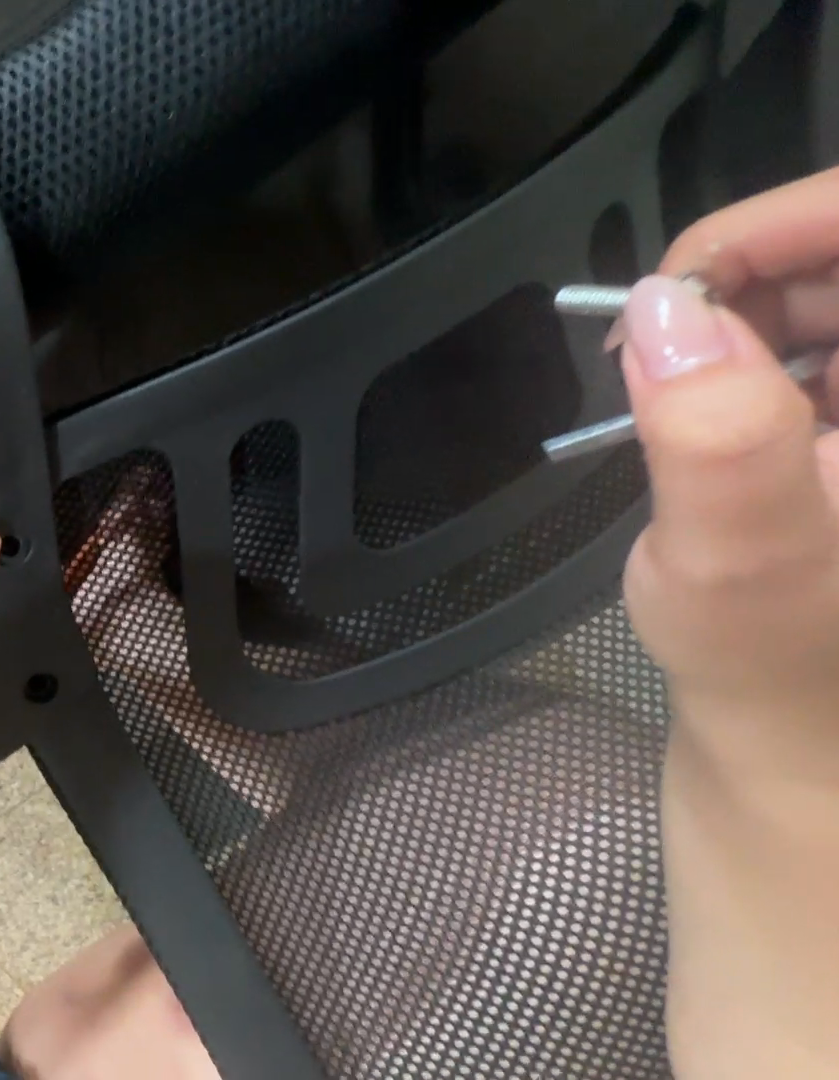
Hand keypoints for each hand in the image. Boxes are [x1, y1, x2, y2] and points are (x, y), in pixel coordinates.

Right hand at [619, 166, 838, 771]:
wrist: (808, 709)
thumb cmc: (770, 648)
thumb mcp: (733, 555)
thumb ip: (712, 434)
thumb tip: (655, 307)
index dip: (804, 222)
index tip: (676, 281)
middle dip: (763, 267)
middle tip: (653, 340)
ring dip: (756, 304)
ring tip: (670, 375)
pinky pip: (838, 328)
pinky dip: (767, 335)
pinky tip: (716, 391)